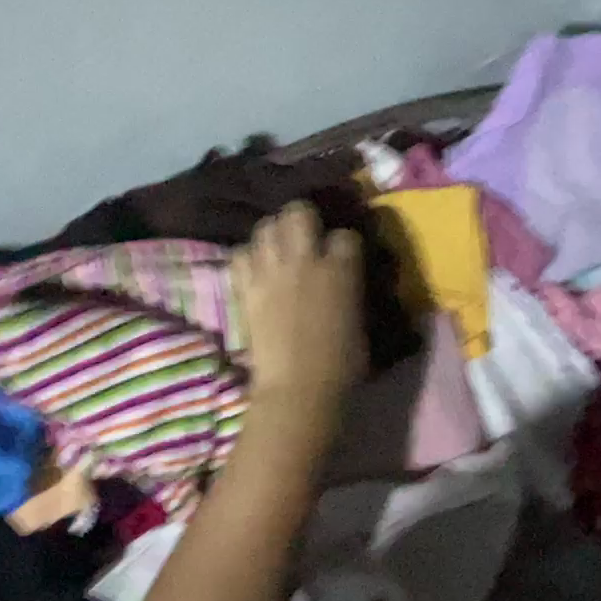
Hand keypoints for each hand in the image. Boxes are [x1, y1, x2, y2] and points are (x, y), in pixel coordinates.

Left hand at [231, 201, 366, 410]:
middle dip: (304, 218)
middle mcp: (305, 260)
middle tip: (306, 237)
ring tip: (278, 249)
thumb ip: (350, 289)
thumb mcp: (360, 320)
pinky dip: (248, 257)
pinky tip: (256, 269)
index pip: (345, 235)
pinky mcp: (246, 287)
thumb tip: (344, 280)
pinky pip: (240, 253)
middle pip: (298, 211)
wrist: (298, 389)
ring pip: (266, 226)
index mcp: (341, 269)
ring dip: (274, 234)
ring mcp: (271, 271)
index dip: (344, 244)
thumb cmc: (341, 365)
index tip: (343, 257)